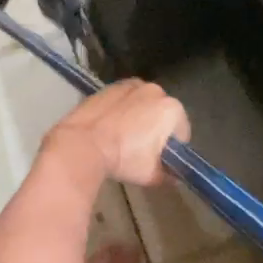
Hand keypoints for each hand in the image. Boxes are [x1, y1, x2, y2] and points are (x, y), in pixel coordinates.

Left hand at [42, 79, 188, 186]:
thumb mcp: (152, 175)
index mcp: (171, 109)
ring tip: (122, 139)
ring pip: (140, 105)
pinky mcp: (107, 87)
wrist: (81, 144)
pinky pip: (121, 101)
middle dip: (155, 129)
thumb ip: (168, 174)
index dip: (173, 149)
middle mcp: (154, 90)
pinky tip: (108, 129)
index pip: (181, 132)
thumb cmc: (123, 159)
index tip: (161, 160)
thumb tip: (173, 176)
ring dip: (137, 117)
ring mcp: (128, 86)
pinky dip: (119, 111)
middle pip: (161, 114)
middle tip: (141, 150)